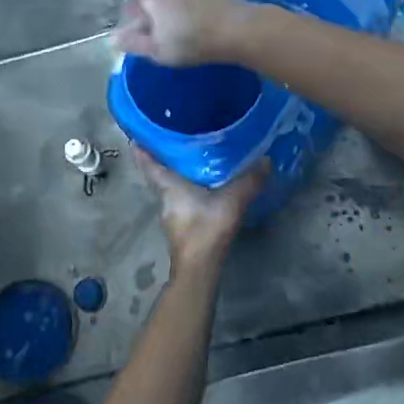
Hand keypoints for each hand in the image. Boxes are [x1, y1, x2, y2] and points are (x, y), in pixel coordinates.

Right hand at [113, 0, 255, 66]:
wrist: (237, 28)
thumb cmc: (193, 42)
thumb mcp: (158, 50)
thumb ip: (132, 43)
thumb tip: (111, 38)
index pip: (127, 5)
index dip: (128, 21)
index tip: (135, 36)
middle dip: (140, 3)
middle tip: (149, 25)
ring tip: (165, 14)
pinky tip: (185, 6)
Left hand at [132, 146, 265, 275]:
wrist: (198, 268)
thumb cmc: (206, 227)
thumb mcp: (232, 200)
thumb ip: (249, 181)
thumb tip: (266, 161)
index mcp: (167, 186)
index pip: (147, 163)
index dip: (141, 149)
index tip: (137, 135)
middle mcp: (164, 198)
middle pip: (157, 176)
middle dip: (162, 160)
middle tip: (172, 142)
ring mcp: (170, 216)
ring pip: (168, 190)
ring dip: (175, 178)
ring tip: (189, 162)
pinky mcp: (179, 228)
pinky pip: (179, 203)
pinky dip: (185, 193)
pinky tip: (200, 190)